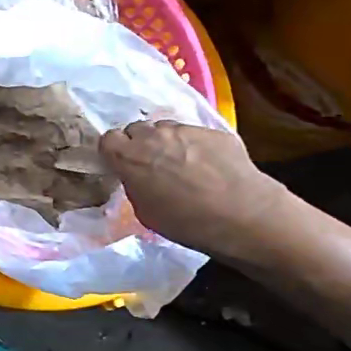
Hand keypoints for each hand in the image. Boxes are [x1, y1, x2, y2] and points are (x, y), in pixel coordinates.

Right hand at [100, 121, 308, 264]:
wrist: (242, 215)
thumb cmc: (185, 222)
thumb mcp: (144, 211)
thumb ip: (134, 185)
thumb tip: (137, 176)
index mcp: (130, 157)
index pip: (108, 139)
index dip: (115, 152)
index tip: (122, 165)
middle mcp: (154, 136)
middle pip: (137, 129)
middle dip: (140, 144)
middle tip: (152, 165)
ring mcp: (186, 130)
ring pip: (166, 128)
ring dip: (167, 142)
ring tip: (182, 164)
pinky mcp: (213, 131)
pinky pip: (195, 134)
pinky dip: (195, 146)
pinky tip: (208, 166)